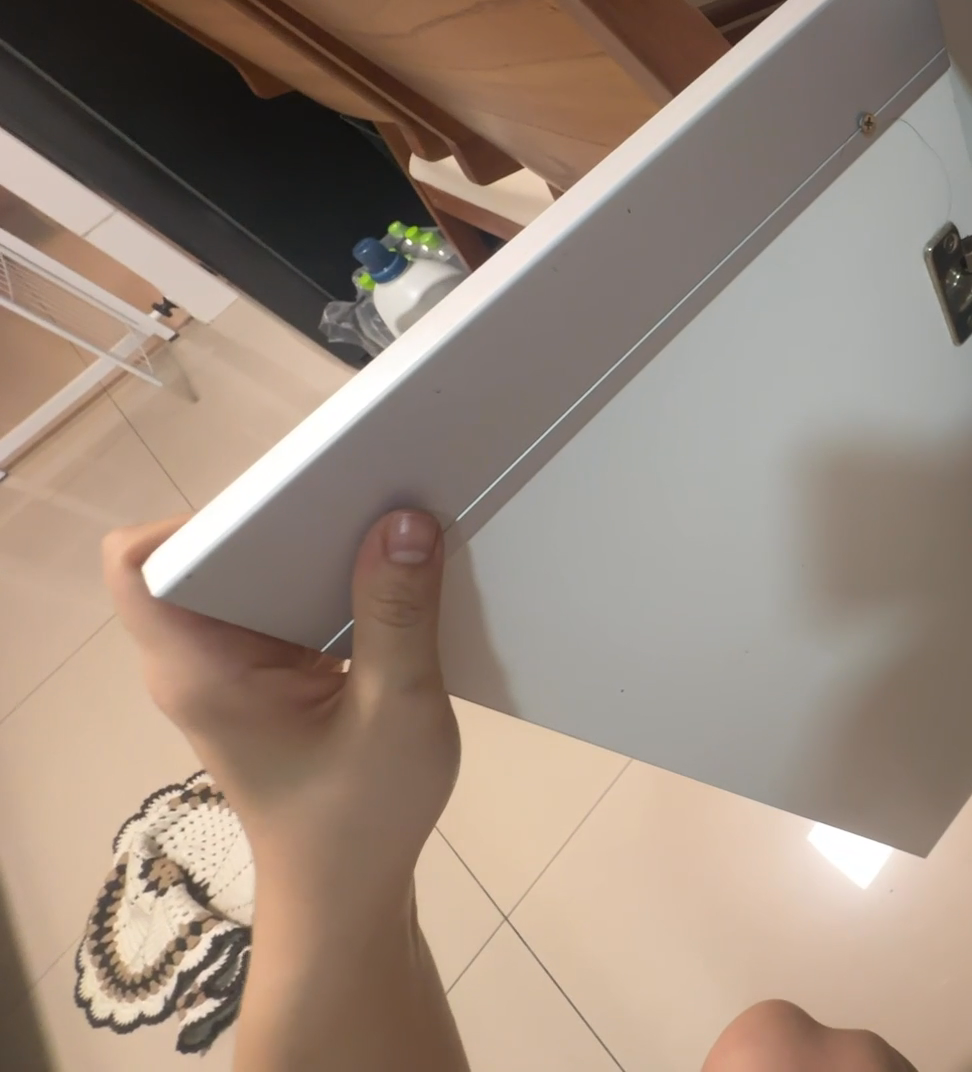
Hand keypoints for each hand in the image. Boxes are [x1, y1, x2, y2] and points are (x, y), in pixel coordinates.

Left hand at [103, 510, 458, 915]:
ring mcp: (239, 674)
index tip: (314, 500)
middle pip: (211, 559)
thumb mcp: (397, 707)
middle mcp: (203, 661)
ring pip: (258, 584)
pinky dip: (341, 588)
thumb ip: (400, 615)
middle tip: (377, 508)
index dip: (218, 516)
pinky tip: (397, 587)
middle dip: (290, 523)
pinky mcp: (277, 683)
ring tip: (397, 537)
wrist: (354, 886)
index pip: (150, 562)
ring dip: (323, 555)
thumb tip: (405, 521)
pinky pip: (294, 612)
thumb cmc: (364, 809)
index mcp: (201, 667)